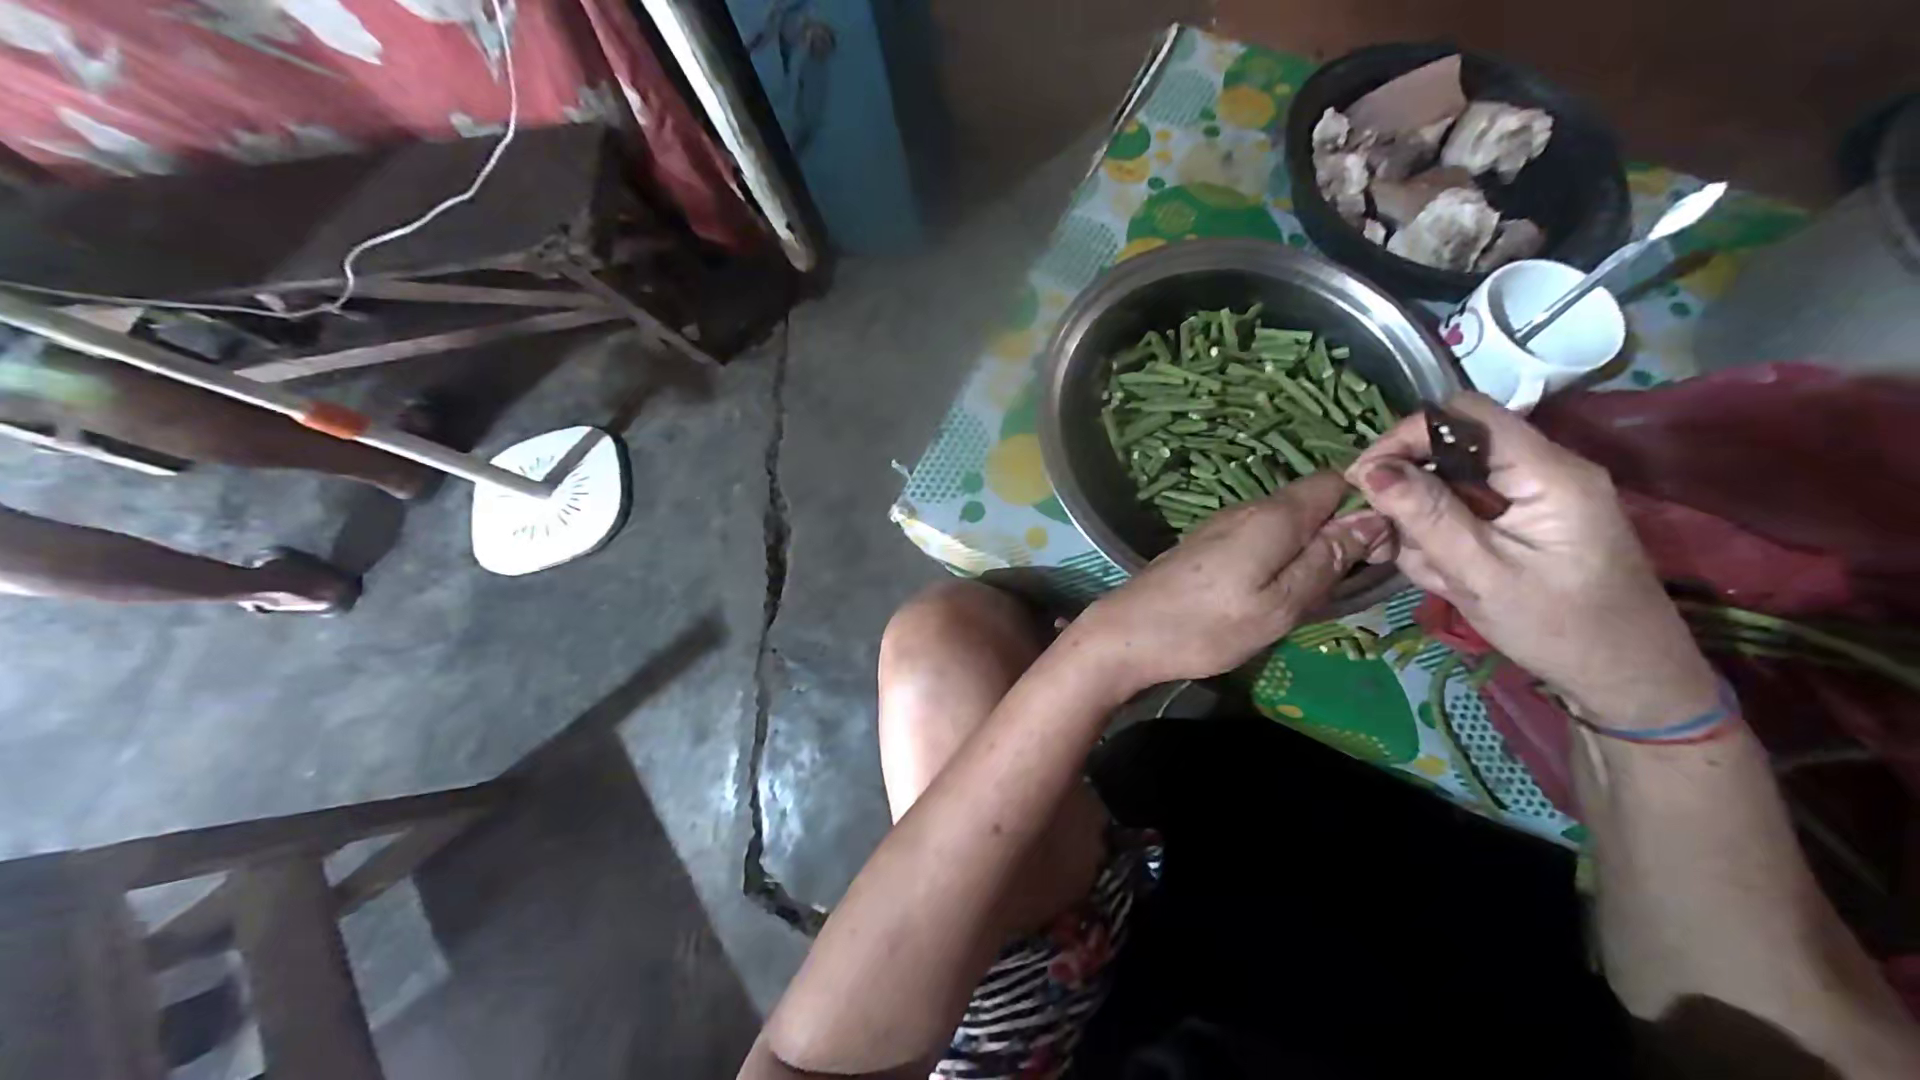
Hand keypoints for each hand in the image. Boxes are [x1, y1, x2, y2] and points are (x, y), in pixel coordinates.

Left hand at [1072, 471, 1389, 692]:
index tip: (1382, 547)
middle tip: (1351, 581)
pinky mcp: (1204, 547)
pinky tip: (1273, 593)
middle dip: (1339, 534)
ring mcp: (1221, 527)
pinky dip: (1276, 560)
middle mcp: (1248, 510)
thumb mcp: (1280, 604)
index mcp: (1274, 516)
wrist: (1126, 635)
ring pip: (1284, 525)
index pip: (1336, 483)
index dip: (1366, 506)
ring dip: (1307, 551)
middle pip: (1310, 504)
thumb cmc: (1207, 626)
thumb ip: (1326, 561)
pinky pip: (1257, 541)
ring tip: (1315, 594)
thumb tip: (1373, 520)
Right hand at [1345, 393, 1718, 728]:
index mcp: (1547, 473)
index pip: (1463, 416)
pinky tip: (1450, 575)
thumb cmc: (1560, 629)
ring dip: (1424, 524)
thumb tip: (1368, 470)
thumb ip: (1426, 516)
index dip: (1406, 434)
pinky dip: (1440, 538)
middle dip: (1412, 492)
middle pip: (1449, 449)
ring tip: (1439, 573)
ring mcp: (1533, 494)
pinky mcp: (1522, 517)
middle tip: (1397, 540)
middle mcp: (1542, 469)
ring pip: (1446, 483)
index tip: (1365, 477)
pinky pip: (1461, 507)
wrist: (1625, 678)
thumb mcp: (1481, 574)